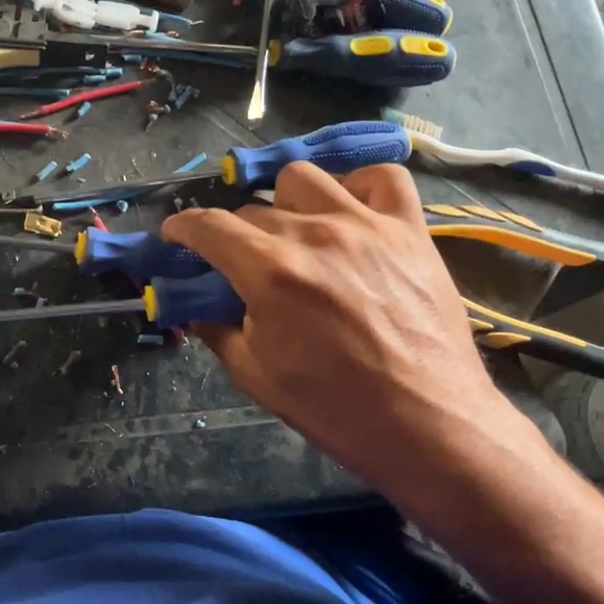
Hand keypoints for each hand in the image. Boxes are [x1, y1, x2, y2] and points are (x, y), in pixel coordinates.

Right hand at [162, 162, 513, 486]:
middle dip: (234, 234)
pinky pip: (383, 179)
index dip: (182, 227)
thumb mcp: (253, 374)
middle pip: (253, 209)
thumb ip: (216, 328)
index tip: (176, 235)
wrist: (427, 424)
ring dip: (286, 202)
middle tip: (240, 263)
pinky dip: (360, 186)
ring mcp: (367, 226)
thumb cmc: (334, 408)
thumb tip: (198, 305)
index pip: (208, 226)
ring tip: (295, 231)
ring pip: (304, 178)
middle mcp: (314, 235)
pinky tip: (352, 211)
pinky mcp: (410, 231)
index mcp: (270, 272)